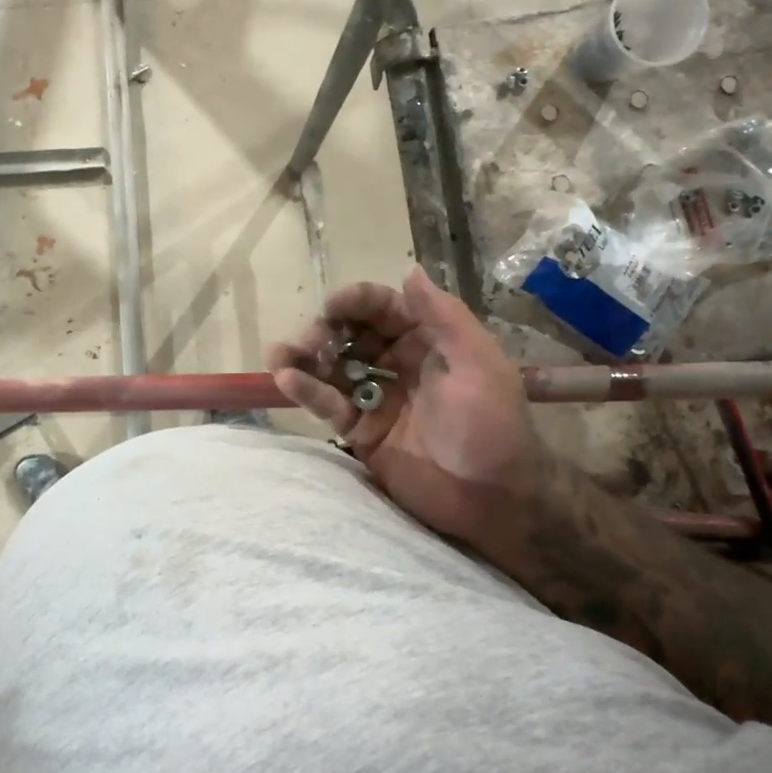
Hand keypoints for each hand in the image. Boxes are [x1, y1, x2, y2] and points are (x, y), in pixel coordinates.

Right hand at [267, 266, 540, 540]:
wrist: (492, 502)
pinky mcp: (360, 431)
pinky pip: (329, 404)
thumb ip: (444, 318)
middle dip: (325, 331)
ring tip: (279, 357)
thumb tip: (410, 270)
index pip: (385, 308)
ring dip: (305, 358)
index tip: (332, 306)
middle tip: (309, 341)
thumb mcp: (479, 365)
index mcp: (430, 341)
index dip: (356, 301)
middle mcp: (399, 363)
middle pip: (351, 334)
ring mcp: (377, 398)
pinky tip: (287, 381)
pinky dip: (307, 391)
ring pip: (332, 367)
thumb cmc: (492, 428)